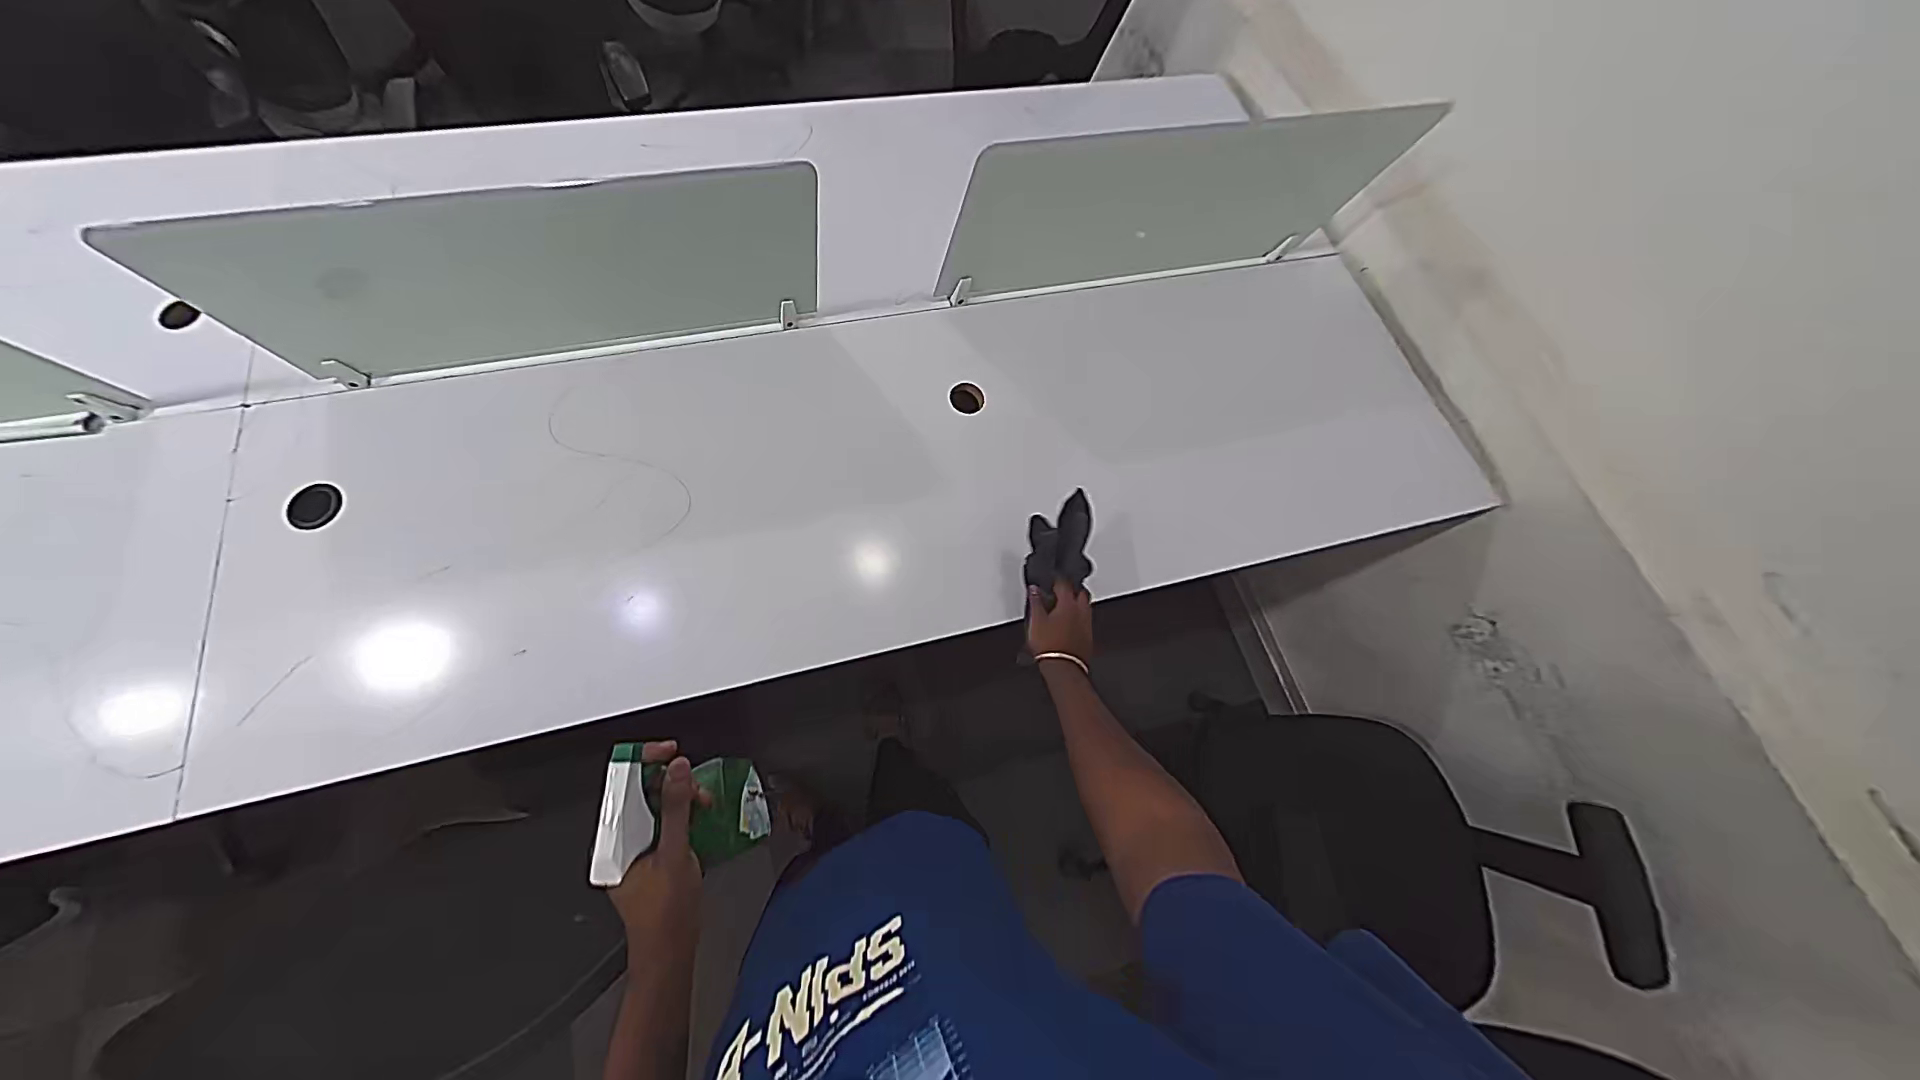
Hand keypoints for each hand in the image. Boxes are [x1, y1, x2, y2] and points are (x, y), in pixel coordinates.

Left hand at [605, 740, 706, 944]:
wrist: (669, 952)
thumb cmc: (667, 913)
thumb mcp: (675, 853)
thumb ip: (675, 808)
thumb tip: (676, 770)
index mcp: (614, 842)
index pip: (622, 788)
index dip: (645, 763)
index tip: (669, 751)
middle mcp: (619, 843)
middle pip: (640, 794)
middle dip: (672, 782)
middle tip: (696, 786)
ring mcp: (635, 849)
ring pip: (655, 806)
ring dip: (681, 798)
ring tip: (703, 804)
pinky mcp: (651, 854)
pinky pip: (664, 821)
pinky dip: (683, 813)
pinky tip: (699, 815)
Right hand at [1027, 580, 1093, 664]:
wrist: (1063, 667)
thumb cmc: (1050, 646)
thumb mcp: (1036, 621)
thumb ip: (1036, 602)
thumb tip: (1034, 590)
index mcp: (1068, 604)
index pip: (1065, 584)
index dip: (1058, 580)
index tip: (1052, 580)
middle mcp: (1081, 612)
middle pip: (1081, 592)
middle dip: (1072, 588)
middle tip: (1062, 589)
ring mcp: (1086, 624)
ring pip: (1086, 605)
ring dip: (1078, 601)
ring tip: (1066, 604)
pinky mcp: (1088, 635)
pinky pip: (1086, 619)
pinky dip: (1079, 616)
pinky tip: (1071, 621)